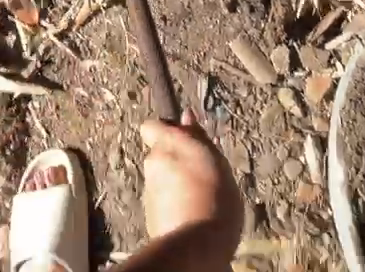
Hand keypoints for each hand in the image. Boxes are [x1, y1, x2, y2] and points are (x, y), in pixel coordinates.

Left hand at [138, 111, 243, 251]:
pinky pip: (162, 198)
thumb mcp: (216, 162)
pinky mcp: (149, 213)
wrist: (196, 248)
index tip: (185, 141)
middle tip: (200, 173)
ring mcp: (149, 189)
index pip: (152, 126)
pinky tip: (191, 213)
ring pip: (162, 176)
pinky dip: (172, 201)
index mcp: (169, 144)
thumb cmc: (215, 199)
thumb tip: (186, 115)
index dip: (166, 131)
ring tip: (200, 197)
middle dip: (174, 159)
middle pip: (160, 152)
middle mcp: (154, 162)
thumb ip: (198, 137)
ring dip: (174, 181)